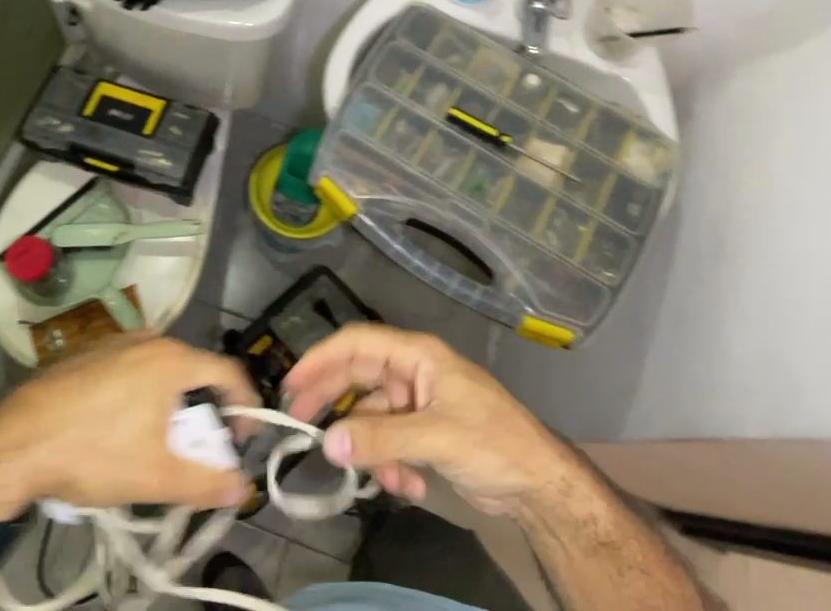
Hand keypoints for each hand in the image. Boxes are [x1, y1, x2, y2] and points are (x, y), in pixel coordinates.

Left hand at [0, 333, 257, 519]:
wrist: (10, 444)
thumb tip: (240, 489)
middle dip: (203, 412)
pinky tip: (117, 430)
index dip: (244, 406)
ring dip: (170, 405)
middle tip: (197, 449)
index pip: (229, 373)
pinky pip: (128, 371)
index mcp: (171, 359)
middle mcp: (147, 340)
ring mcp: (112, 343)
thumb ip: (205, 483)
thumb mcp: (155, 477)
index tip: (242, 438)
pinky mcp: (84, 355)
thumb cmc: (92, 453)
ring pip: (159, 372)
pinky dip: (139, 396)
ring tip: (158, 443)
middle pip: (193, 371)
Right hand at [283, 324, 578, 514]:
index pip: (359, 344)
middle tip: (304, 427)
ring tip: (384, 479)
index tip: (293, 383)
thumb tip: (328, 443)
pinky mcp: (423, 433)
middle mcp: (413, 374)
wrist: (537, 485)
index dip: (322, 358)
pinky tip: (407, 486)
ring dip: (370, 450)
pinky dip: (390, 465)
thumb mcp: (436, 438)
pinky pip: (388, 443)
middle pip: (358, 379)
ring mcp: (417, 405)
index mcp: (418, 356)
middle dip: (335, 406)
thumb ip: (380, 439)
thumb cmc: (494, 443)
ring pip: (371, 419)